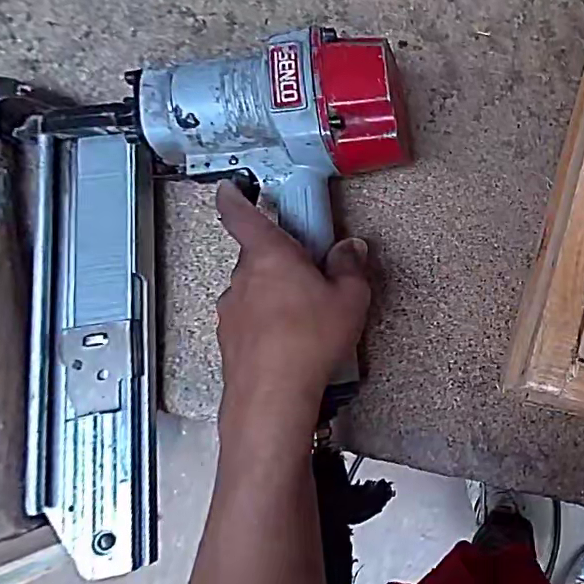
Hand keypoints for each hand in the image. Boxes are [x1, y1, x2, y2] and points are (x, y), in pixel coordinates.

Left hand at [213, 181, 371, 455]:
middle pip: (259, 254)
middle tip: (314, 266)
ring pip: (256, 286)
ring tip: (313, 310)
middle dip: (284, 257)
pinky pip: (253, 315)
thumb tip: (351, 249)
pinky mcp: (231, 338)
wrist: (273, 395)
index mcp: (270, 257)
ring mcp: (232, 310)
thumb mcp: (351, 298)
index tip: (232, 188)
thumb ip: (351, 267)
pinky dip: (272, 317)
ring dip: (279, 289)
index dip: (234, 198)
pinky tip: (298, 336)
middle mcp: (243, 279)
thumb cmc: (308, 342)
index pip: (242, 216)